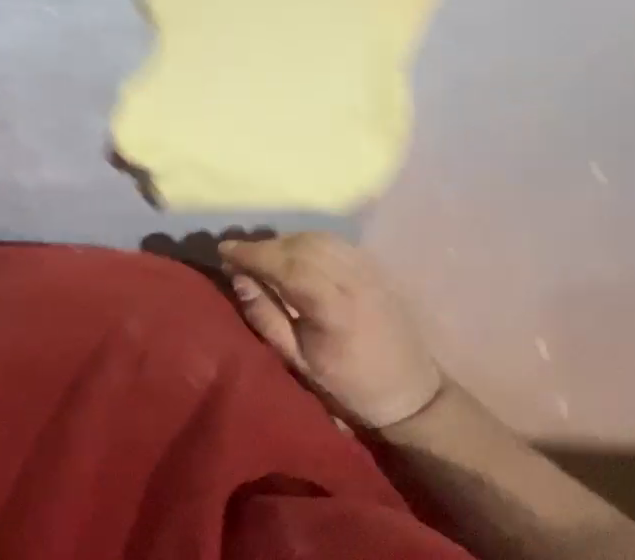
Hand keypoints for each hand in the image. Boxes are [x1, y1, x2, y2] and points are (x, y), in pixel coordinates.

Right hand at [219, 233, 442, 428]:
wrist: (411, 395)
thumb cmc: (349, 385)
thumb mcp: (297, 361)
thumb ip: (265, 316)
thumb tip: (238, 278)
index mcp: (333, 308)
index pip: (284, 265)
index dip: (250, 253)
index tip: (223, 250)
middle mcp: (354, 282)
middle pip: (299, 246)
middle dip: (263, 246)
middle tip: (239, 256)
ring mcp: (369, 273)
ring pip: (317, 238)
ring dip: (284, 242)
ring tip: (266, 257)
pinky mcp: (377, 271)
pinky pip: (335, 243)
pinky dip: (307, 242)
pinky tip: (296, 256)